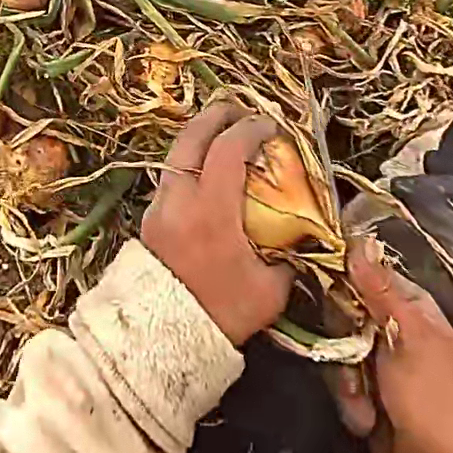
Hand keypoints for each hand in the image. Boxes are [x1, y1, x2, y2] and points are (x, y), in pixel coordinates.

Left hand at [141, 102, 294, 344]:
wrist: (160, 341)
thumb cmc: (219, 314)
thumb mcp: (268, 290)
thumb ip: (287, 257)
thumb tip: (301, 237)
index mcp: (210, 210)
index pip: (228, 149)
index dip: (251, 129)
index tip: (271, 126)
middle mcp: (179, 197)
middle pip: (193, 136)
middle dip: (218, 115)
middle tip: (242, 111)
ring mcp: (160, 203)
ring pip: (177, 152)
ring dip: (201, 135)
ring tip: (224, 134)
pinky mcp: (151, 215)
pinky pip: (172, 173)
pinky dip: (190, 160)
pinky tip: (207, 170)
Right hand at [344, 236, 452, 452]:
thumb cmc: (438, 398)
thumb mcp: (409, 337)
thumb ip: (379, 288)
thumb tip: (360, 236)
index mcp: (406, 301)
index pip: (357, 270)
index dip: (337, 281)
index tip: (327, 298)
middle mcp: (390, 323)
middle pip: (339, 310)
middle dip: (340, 342)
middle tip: (355, 364)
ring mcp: (378, 358)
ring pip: (335, 347)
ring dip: (345, 379)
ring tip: (366, 406)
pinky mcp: (369, 390)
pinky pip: (341, 379)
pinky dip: (350, 401)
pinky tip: (366, 420)